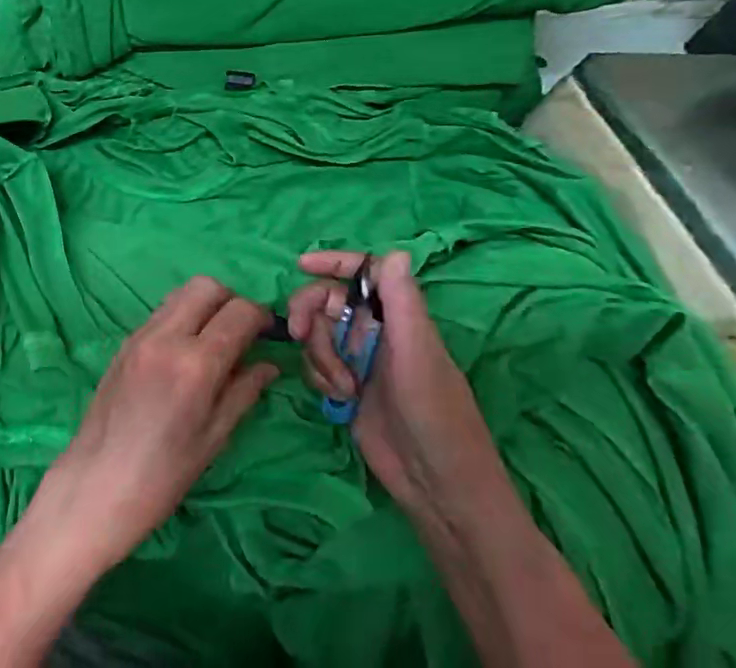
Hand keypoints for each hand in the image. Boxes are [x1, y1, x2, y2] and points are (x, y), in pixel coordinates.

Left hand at [33, 276, 280, 571]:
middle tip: (241, 332)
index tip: (268, 334)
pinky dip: (181, 317)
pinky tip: (185, 351)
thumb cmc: (165, 473)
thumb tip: (269, 365)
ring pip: (181, 293)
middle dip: (231, 301)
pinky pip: (161, 312)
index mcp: (196, 364)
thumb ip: (244, 391)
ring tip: (213, 340)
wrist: (98, 483)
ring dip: (205, 304)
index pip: (239, 312)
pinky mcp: (125, 342)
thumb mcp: (215, 436)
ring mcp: (141, 336)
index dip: (261, 317)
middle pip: (207, 286)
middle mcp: (167, 337)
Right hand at [288, 251, 503, 516]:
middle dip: (309, 313)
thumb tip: (396, 251)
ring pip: (318, 334)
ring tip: (342, 387)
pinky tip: (338, 398)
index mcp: (400, 316)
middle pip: (328, 301)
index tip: (301, 264)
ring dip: (319, 354)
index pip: (364, 273)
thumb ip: (404, 302)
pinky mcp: (348, 387)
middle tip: (298, 333)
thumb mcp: (418, 354)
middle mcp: (378, 332)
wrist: (437, 484)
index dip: (334, 262)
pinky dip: (319, 376)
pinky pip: (317, 365)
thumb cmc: (435, 414)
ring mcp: (361, 360)